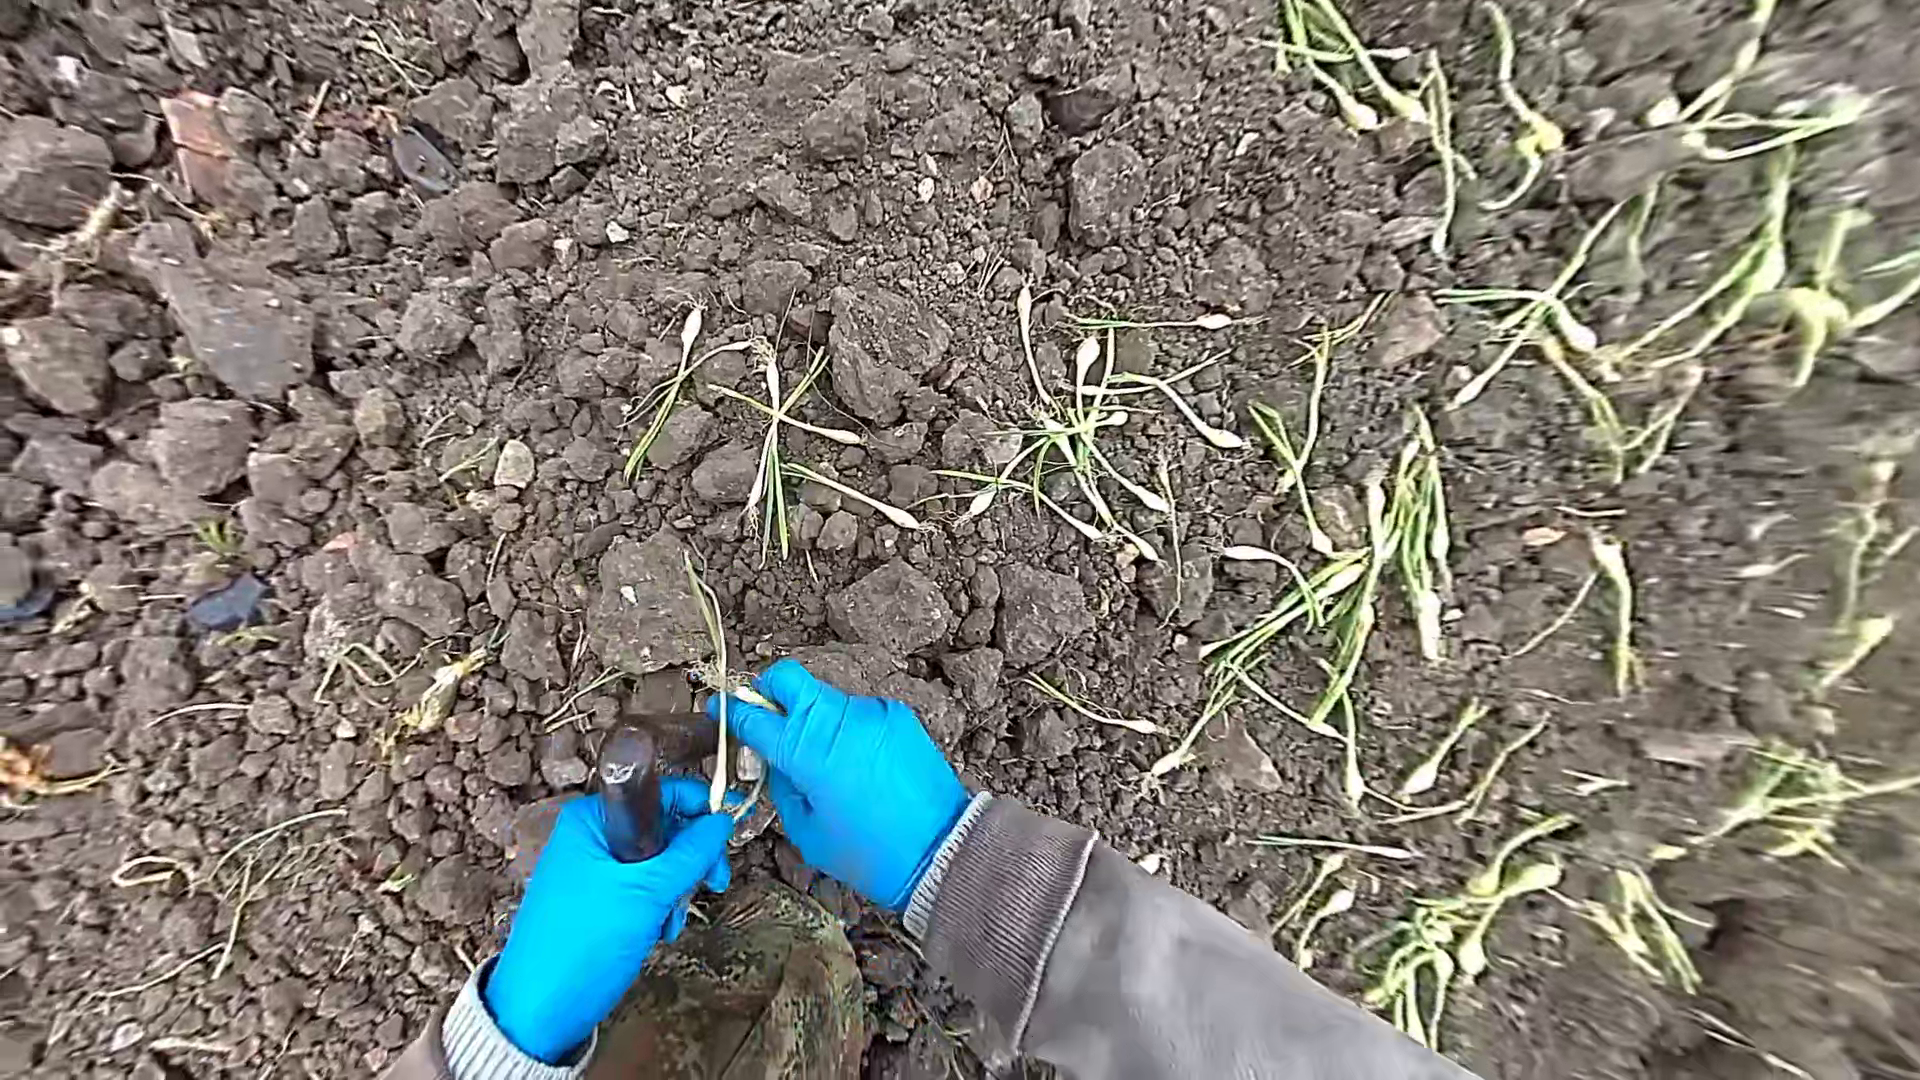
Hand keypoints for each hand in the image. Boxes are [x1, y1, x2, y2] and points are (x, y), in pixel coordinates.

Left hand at [483, 781, 732, 1063]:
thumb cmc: (583, 946)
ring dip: (680, 884)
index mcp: (594, 818)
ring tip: (676, 915)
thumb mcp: (649, 891)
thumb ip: (693, 850)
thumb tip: (724, 819)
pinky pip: (647, 880)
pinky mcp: (601, 894)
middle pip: (667, 824)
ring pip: (661, 855)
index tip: (731, 823)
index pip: (664, 792)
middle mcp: (594, 834)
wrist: (535, 1021)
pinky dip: (664, 900)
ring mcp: (596, 865)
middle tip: (713, 879)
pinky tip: (662, 925)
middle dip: (693, 855)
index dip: (701, 807)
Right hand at [706, 659, 967, 911]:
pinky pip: (856, 710)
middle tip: (765, 719)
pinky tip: (855, 758)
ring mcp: (871, 711)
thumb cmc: (870, 851)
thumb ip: (781, 782)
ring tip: (821, 755)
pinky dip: (845, 726)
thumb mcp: (805, 829)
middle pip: (788, 677)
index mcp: (810, 752)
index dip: (731, 709)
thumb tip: (771, 756)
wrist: (940, 847)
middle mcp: (840, 719)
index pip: (755, 715)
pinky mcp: (895, 713)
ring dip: (811, 716)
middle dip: (767, 691)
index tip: (718, 707)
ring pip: (823, 696)